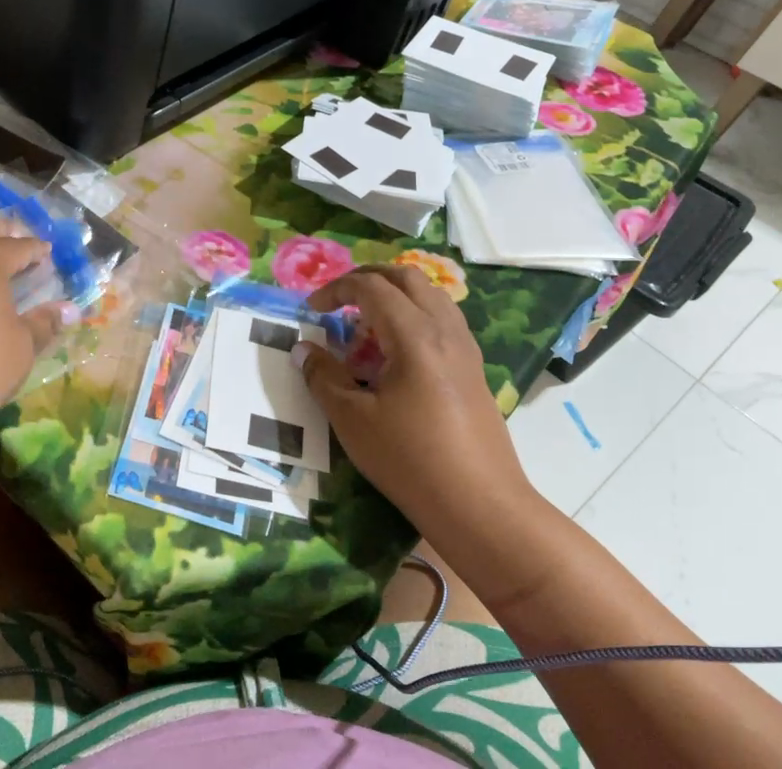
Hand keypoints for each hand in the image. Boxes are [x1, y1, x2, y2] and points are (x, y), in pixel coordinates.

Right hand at [298, 266, 537, 527]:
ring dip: (394, 297)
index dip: (336, 290)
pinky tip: (396, 354)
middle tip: (338, 301)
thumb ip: (323, 377)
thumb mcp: (352, 419)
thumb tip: (303, 349)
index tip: (311, 311)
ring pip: (430, 296)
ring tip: (366, 328)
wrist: (478, 503)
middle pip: (406, 278)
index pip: (371, 287)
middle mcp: (444, 330)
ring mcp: (465, 348)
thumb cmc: (409, 458)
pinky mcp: (473, 369)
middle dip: (367, 280)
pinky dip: (414, 317)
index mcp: (414, 334)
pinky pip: (443, 321)